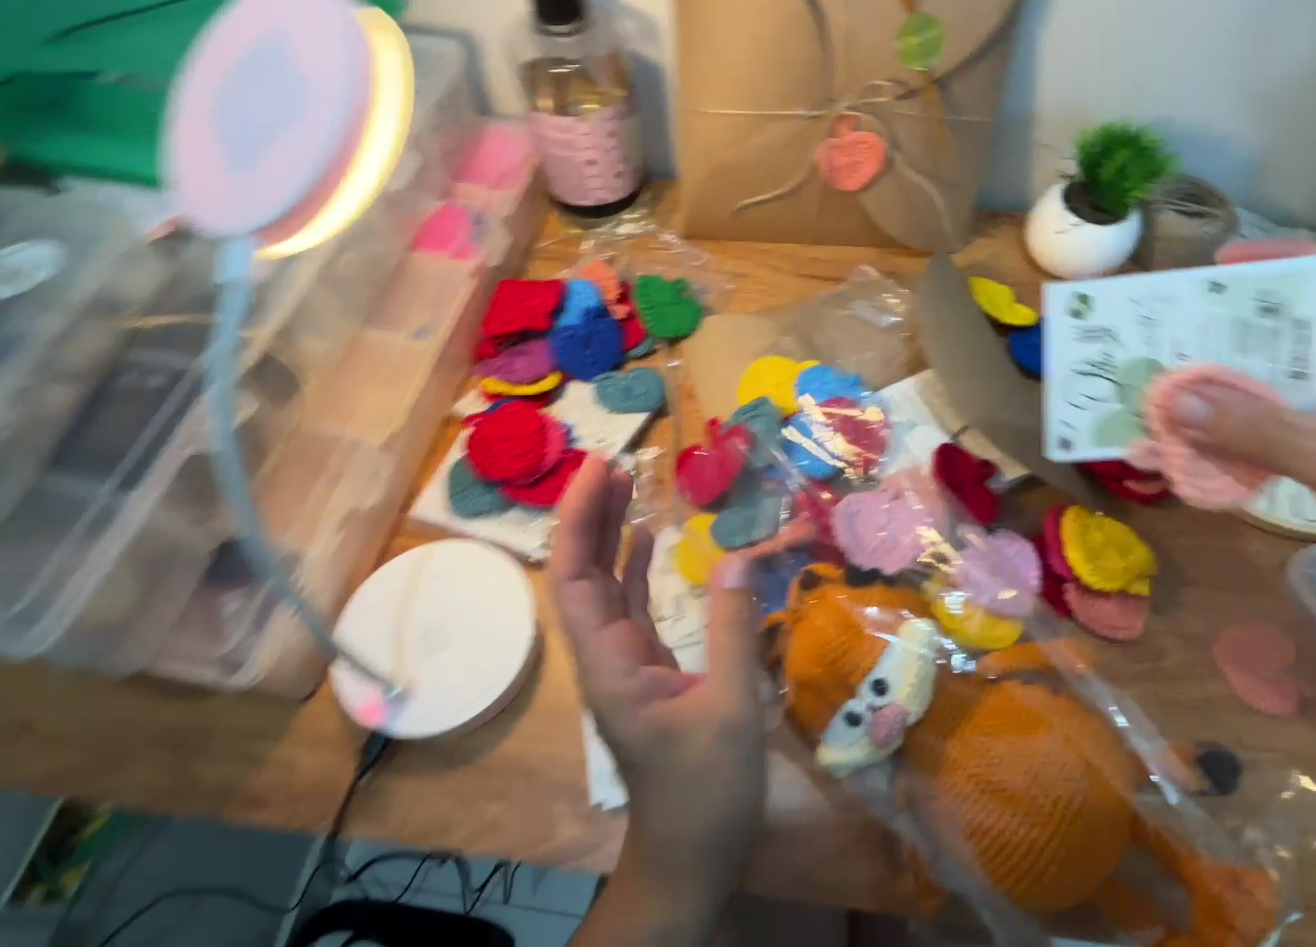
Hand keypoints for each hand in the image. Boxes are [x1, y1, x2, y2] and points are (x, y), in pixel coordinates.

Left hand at [547, 457, 766, 899]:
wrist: (690, 855)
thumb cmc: (706, 791)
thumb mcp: (730, 709)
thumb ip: (733, 629)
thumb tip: (739, 557)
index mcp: (609, 662)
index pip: (575, 578)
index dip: (578, 520)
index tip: (596, 470)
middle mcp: (605, 655)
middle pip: (582, 573)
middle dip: (590, 515)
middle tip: (611, 461)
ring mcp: (623, 662)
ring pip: (605, 587)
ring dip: (610, 535)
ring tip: (625, 483)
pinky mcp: (645, 670)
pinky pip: (631, 607)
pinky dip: (635, 568)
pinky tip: (647, 539)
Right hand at [1167, 240, 1315, 593]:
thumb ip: (1259, 429)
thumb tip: (1173, 401)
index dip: (1285, 259)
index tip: (1218, 266)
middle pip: (1294, 328)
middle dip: (1229, 332)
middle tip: (1166, 332)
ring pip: (1276, 382)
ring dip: (1220, 390)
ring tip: (1160, 386)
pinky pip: (1271, 427)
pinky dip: (1230, 433)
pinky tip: (1184, 443)